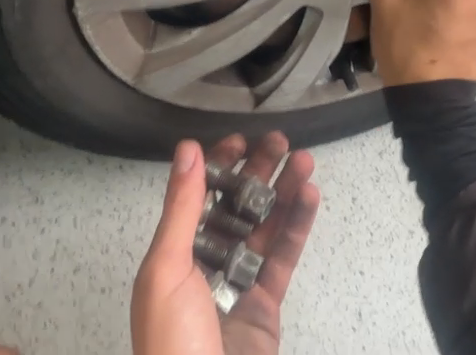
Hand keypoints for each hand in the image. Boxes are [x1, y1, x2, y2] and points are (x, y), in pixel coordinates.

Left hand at [131, 133, 319, 354]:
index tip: (241, 141)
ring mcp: (237, 286)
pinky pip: (282, 258)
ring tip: (306, 161)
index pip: (198, 199)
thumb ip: (182, 208)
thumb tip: (186, 149)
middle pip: (234, 208)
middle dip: (257, 173)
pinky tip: (309, 197)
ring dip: (284, 193)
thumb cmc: (173, 343)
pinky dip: (297, 227)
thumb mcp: (166, 270)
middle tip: (282, 141)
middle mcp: (203, 267)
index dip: (218, 167)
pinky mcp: (266, 306)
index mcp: (172, 258)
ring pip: (263, 228)